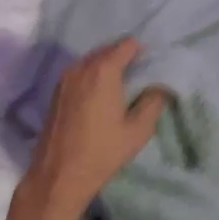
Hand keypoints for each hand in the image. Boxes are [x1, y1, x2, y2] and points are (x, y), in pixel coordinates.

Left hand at [20, 38, 168, 219]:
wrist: (59, 174)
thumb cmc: (102, 152)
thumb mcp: (137, 131)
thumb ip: (153, 102)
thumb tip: (161, 86)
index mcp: (104, 70)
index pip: (127, 45)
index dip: (141, 52)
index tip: (150, 67)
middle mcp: (82, 66)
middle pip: (107, 49)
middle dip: (124, 58)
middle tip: (138, 77)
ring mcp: (65, 77)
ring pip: (92, 60)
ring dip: (106, 66)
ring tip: (121, 87)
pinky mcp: (56, 90)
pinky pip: (79, 71)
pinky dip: (92, 75)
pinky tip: (100, 95)